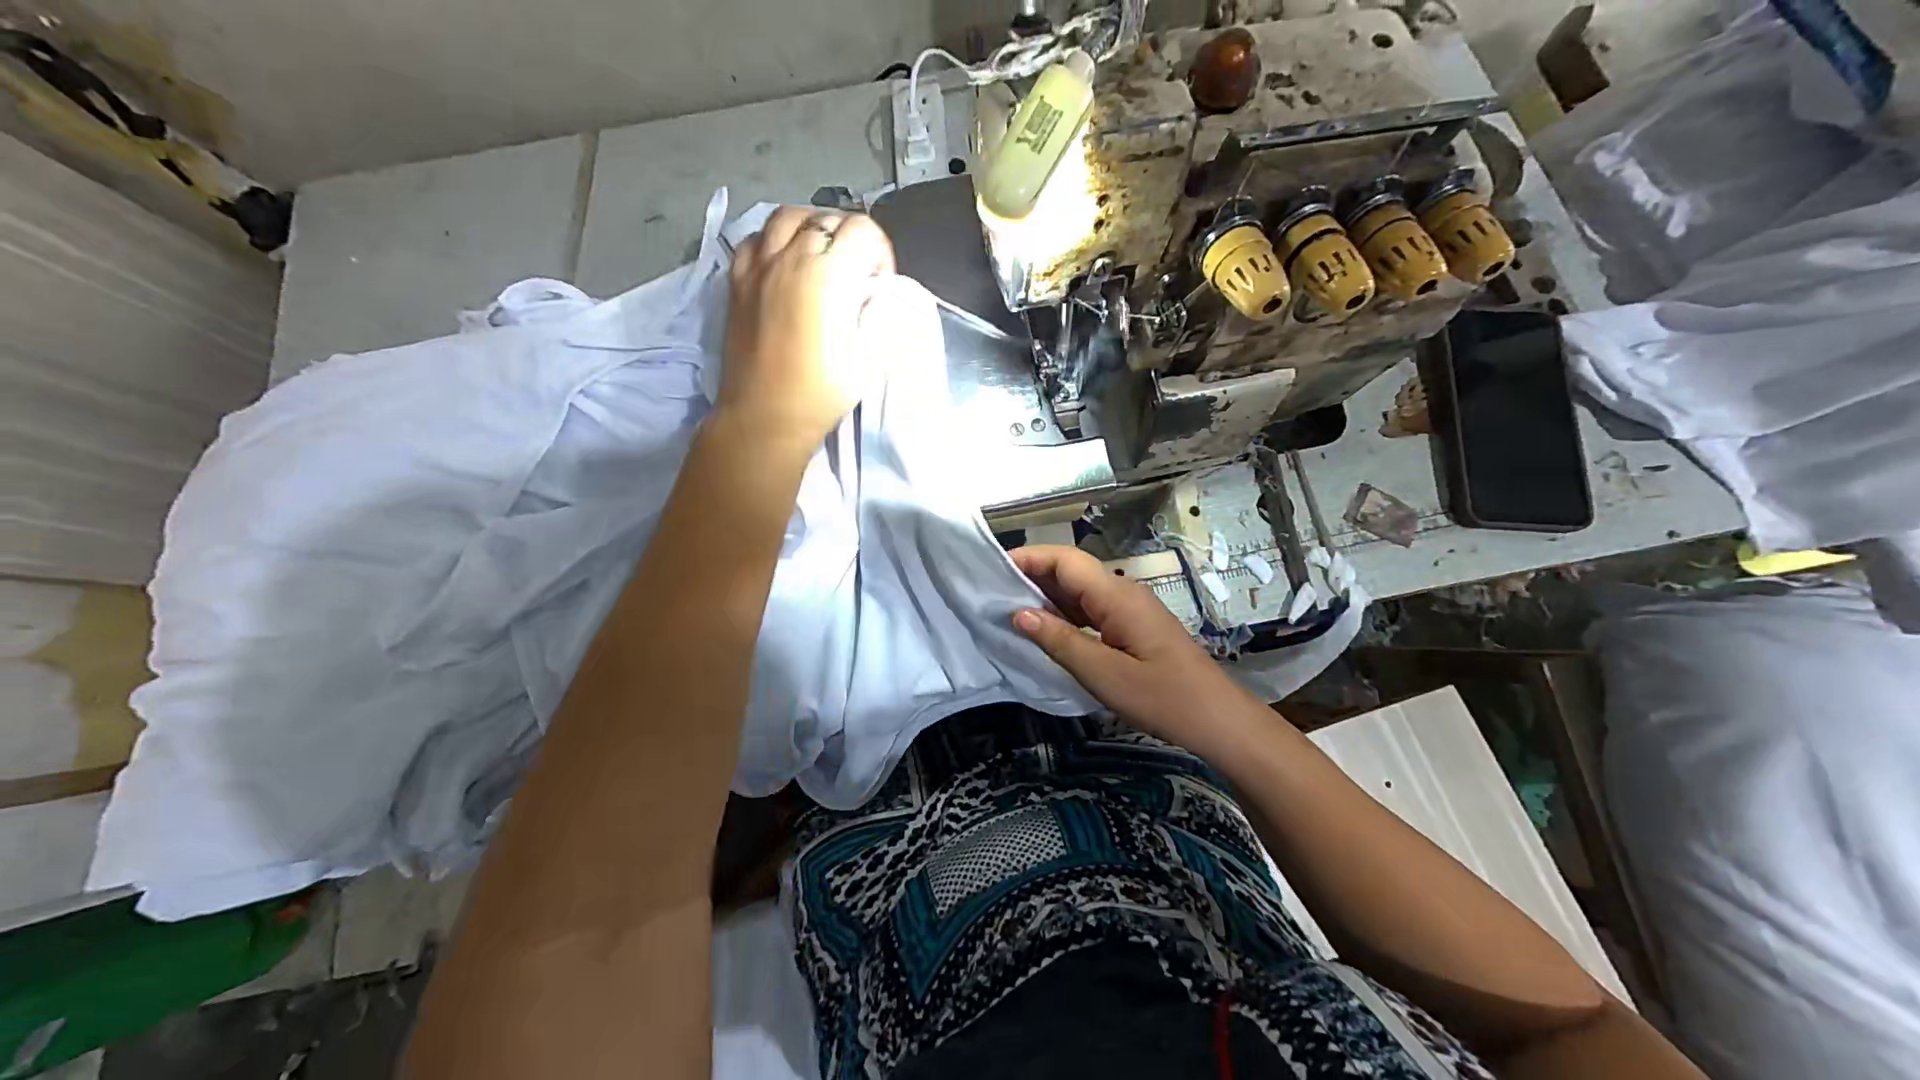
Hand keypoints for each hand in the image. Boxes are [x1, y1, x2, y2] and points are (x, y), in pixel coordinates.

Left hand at [718, 206, 895, 446]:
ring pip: (787, 216)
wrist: (762, 420)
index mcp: (826, 276)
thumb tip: (873, 292)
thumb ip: (872, 313)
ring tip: (820, 255)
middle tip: (856, 271)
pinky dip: (773, 240)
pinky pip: (753, 239)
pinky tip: (782, 262)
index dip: (879, 251)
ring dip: (811, 227)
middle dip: (850, 238)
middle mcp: (789, 259)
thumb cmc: (818, 396)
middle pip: (827, 218)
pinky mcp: (735, 283)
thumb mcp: (863, 358)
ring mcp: (757, 268)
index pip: (862, 230)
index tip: (879, 281)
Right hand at [1010, 545, 1258, 749]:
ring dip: (1046, 597)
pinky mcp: (1132, 628)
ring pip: (1079, 592)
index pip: (1065, 560)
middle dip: (1031, 576)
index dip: (1028, 558)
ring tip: (1009, 611)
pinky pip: (1091, 611)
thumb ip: (1059, 641)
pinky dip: (1064, 615)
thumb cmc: (1163, 698)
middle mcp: (1122, 593)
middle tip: (992, 593)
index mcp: (1116, 596)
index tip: (992, 569)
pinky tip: (1045, 632)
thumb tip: (1019, 613)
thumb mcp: (1104, 674)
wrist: (1218, 720)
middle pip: (1071, 571)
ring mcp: (1129, 610)